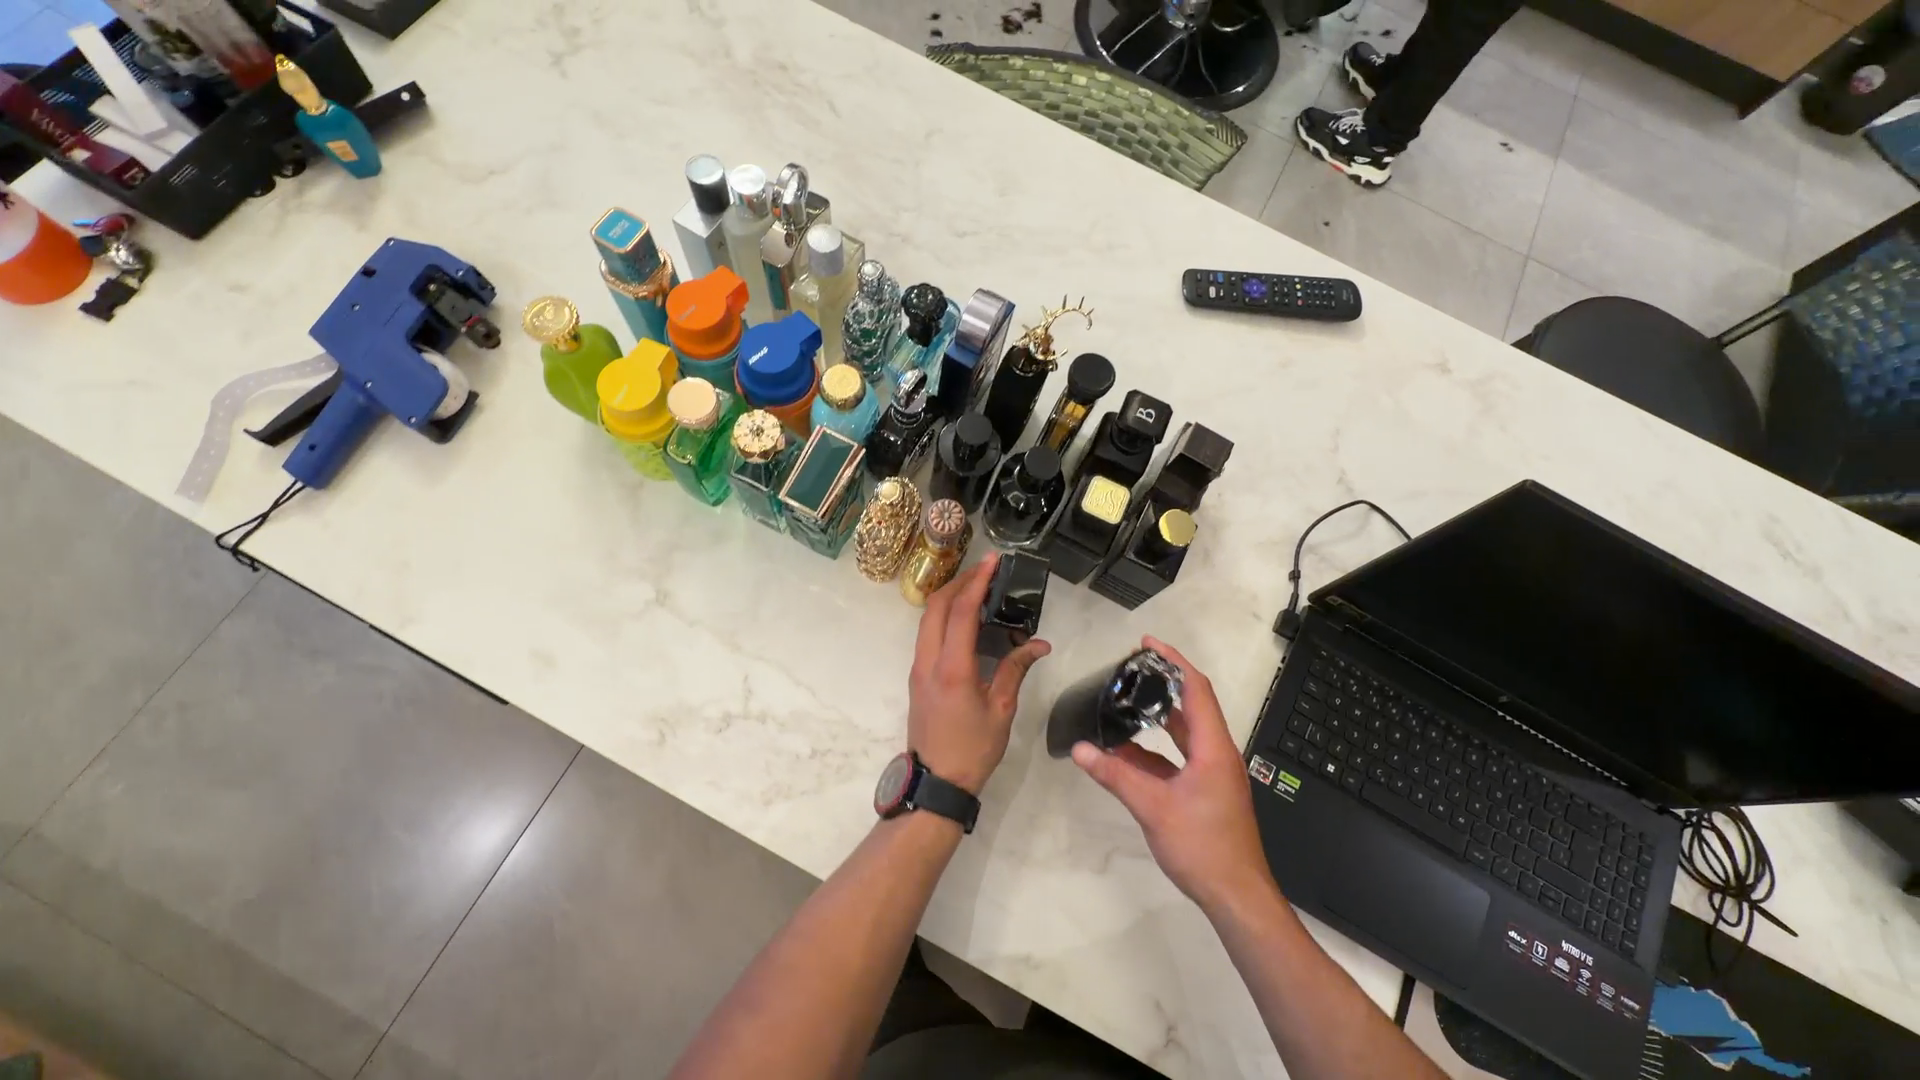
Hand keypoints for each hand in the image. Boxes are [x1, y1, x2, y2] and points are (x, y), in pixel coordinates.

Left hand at [907, 553, 1050, 793]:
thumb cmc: (973, 748)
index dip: (977, 582)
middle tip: (986, 571)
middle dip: (960, 582)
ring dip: (949, 598)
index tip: (992, 562)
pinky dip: (944, 617)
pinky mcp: (917, 677)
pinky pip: (927, 634)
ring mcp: (918, 668)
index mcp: (952, 668)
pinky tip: (965, 618)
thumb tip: (1038, 644)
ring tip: (977, 588)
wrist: (936, 782)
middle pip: (936, 606)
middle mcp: (928, 661)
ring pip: (927, 619)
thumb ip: (1016, 670)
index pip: (962, 611)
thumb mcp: (1001, 710)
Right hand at [1071, 637, 1276, 915]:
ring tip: (1122, 707)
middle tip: (1130, 672)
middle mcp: (1217, 754)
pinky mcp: (1207, 794)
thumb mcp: (1153, 808)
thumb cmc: (1202, 846)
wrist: (1237, 896)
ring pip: (1184, 736)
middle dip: (1163, 686)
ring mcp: (1214, 775)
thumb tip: (1082, 748)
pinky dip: (1155, 753)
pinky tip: (1125, 756)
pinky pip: (1179, 761)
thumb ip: (1116, 775)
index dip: (1174, 662)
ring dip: (1156, 722)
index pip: (1196, 690)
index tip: (1148, 643)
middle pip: (1192, 707)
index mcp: (1213, 748)